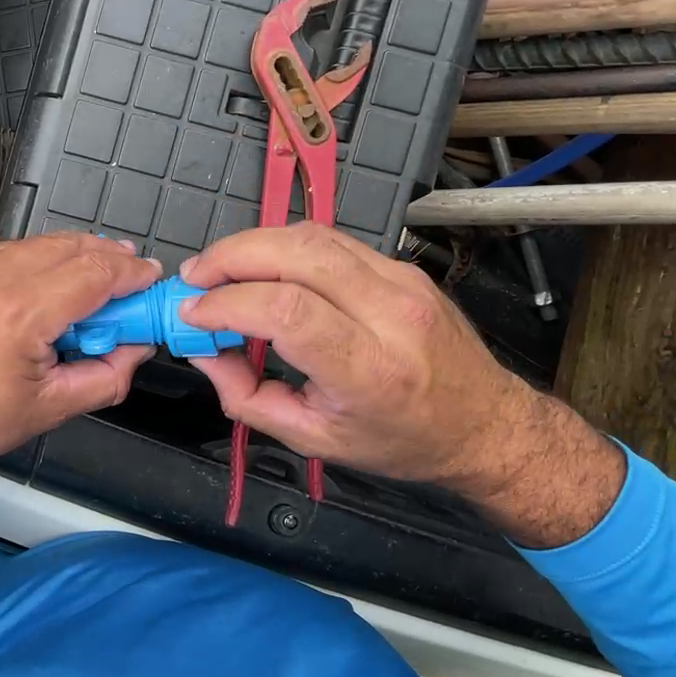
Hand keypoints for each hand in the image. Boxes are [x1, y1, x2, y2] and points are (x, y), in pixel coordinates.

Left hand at [0, 234, 161, 517]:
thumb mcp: (51, 408)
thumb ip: (108, 375)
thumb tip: (133, 349)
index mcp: (17, 313)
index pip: (95, 271)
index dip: (132, 274)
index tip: (149, 280)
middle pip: (71, 246)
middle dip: (109, 260)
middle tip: (128, 286)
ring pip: (39, 243)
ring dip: (74, 259)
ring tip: (91, 292)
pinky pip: (8, 252)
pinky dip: (37, 263)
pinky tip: (48, 289)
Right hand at [178, 224, 622, 547]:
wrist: (484, 424)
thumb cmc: (399, 440)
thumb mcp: (312, 438)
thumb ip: (246, 396)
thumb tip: (203, 352)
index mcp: (369, 370)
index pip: (287, 311)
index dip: (226, 304)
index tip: (191, 313)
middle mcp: (391, 315)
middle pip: (298, 254)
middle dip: (231, 256)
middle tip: (193, 277)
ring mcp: (402, 282)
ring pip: (312, 236)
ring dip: (252, 244)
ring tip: (216, 269)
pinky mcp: (402, 266)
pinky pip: (330, 242)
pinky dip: (282, 248)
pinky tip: (258, 268)